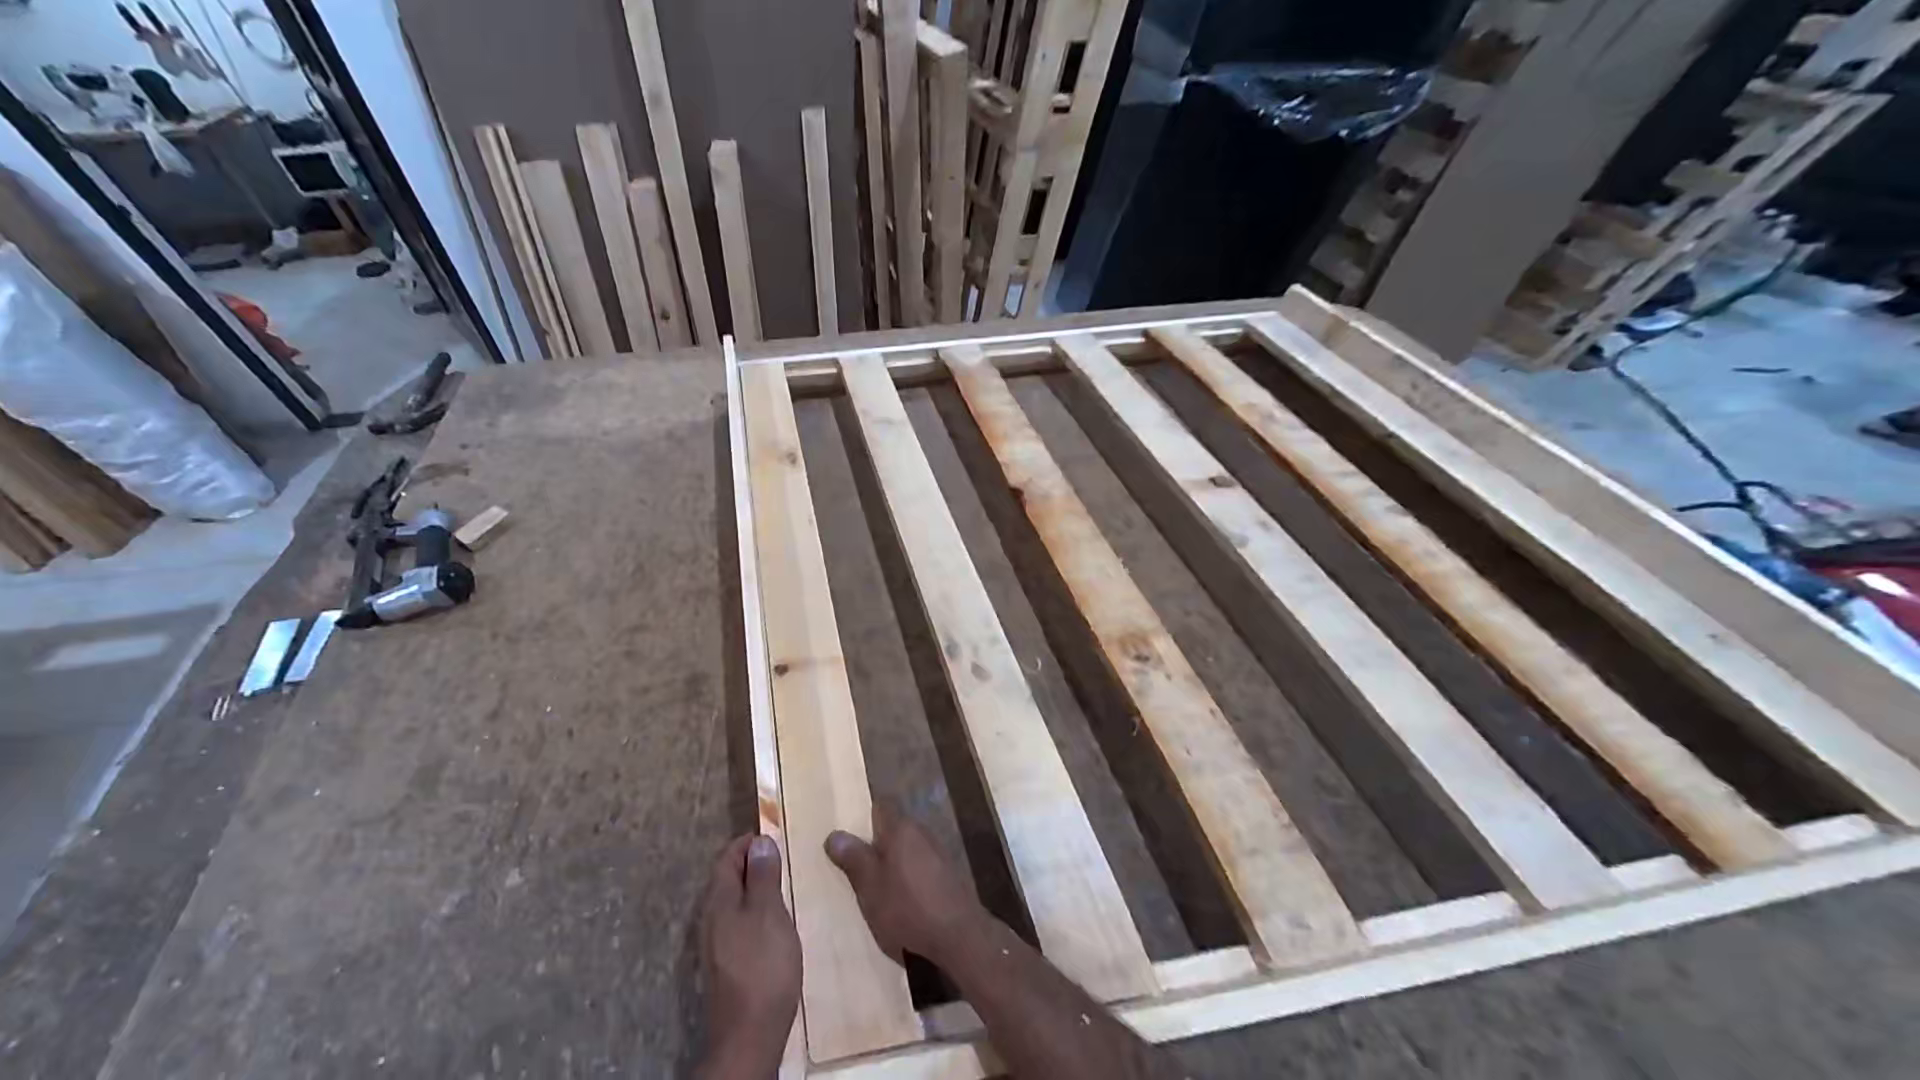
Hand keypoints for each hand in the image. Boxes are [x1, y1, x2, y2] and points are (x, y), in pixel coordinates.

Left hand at [700, 834, 799, 1075]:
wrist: (749, 1035)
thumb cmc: (763, 965)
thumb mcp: (769, 912)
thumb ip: (763, 876)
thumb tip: (760, 841)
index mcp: (719, 900)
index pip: (728, 857)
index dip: (750, 842)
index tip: (777, 834)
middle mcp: (712, 918)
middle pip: (729, 878)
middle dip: (754, 863)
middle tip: (786, 857)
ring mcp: (717, 944)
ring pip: (734, 902)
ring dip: (756, 888)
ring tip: (786, 885)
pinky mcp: (727, 964)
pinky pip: (740, 923)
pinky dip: (757, 911)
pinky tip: (777, 922)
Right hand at [824, 804, 988, 965]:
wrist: (959, 936)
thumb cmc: (907, 907)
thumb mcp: (870, 886)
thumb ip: (853, 858)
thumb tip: (835, 834)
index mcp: (901, 829)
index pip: (879, 806)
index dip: (861, 816)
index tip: (845, 835)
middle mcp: (921, 832)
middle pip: (892, 828)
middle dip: (874, 844)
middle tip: (852, 866)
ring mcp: (937, 852)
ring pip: (905, 849)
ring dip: (891, 862)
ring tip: (872, 886)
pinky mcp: (947, 874)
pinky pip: (918, 866)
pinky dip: (906, 876)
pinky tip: (899, 900)